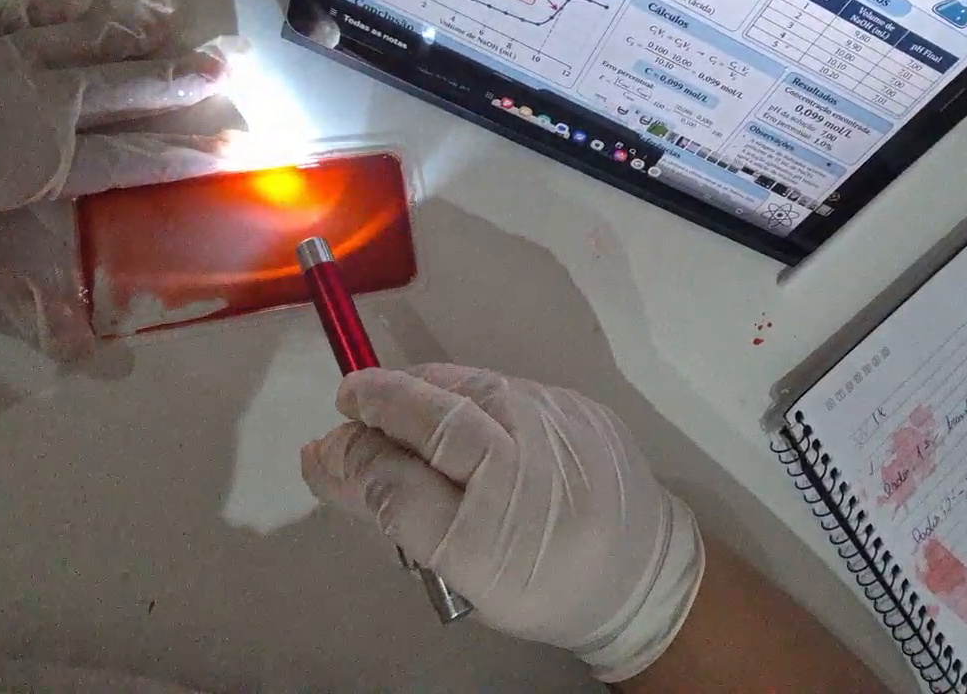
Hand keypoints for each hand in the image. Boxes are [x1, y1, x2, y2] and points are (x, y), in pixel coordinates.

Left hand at [0, 0, 230, 355]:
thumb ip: (11, 304)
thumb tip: (94, 350)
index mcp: (11, 158)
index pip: (127, 155)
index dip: (188, 153)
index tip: (243, 145)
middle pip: (108, 88)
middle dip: (173, 80)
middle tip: (229, 65)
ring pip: (61, 43)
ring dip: (122, 34)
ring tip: (172, 18)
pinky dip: (40, 8)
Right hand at [301, 365, 704, 681]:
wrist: (639, 566)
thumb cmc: (542, 579)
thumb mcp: (461, 568)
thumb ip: (394, 510)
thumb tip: (329, 458)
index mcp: (493, 534)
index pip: (404, 484)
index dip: (358, 454)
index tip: (327, 441)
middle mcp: (529, 468)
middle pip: (440, 418)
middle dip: (383, 401)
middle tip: (349, 400)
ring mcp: (560, 426)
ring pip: (474, 391)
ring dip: (423, 389)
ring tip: (392, 397)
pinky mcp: (580, 404)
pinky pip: (505, 387)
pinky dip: (466, 390)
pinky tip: (449, 400)